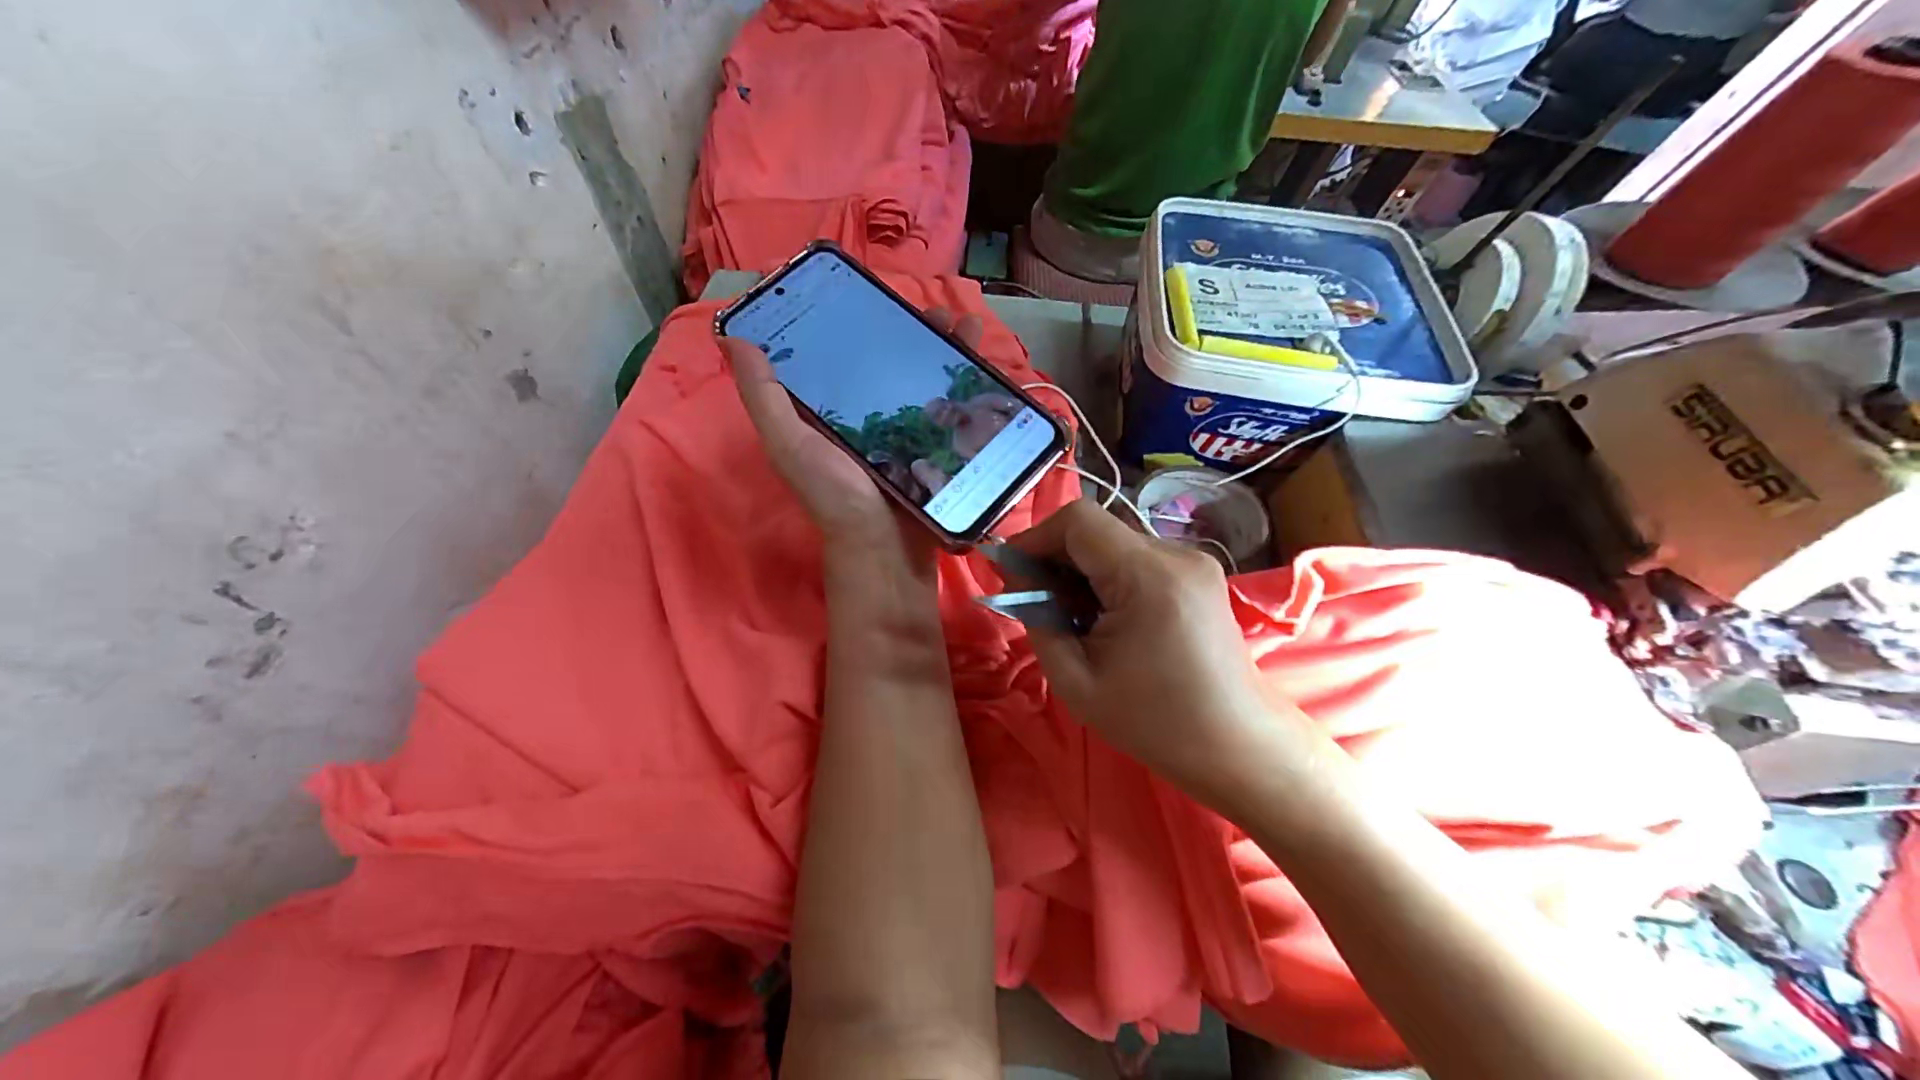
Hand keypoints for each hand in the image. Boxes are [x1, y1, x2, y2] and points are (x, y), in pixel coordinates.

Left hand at [721, 308, 984, 557]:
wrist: (887, 548)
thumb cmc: (835, 496)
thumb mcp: (790, 445)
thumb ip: (764, 397)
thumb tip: (733, 337)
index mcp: (830, 407)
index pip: (837, 352)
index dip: (845, 318)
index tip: (859, 287)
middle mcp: (868, 412)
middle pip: (888, 357)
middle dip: (907, 328)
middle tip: (921, 307)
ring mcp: (907, 426)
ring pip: (924, 372)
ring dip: (942, 343)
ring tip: (959, 321)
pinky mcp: (938, 442)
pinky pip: (954, 400)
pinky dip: (969, 374)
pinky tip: (980, 351)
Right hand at [1009, 500, 1328, 807]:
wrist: (1237, 746)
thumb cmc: (1155, 721)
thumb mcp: (1075, 679)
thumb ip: (1038, 617)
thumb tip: (1016, 577)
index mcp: (1148, 576)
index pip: (1078, 520)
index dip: (1036, 537)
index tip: (1011, 573)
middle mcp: (1177, 555)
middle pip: (1097, 530)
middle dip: (1057, 558)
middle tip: (1035, 602)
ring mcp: (1194, 562)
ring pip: (1116, 543)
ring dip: (1083, 569)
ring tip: (1073, 617)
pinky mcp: (1200, 575)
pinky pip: (1139, 558)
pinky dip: (1110, 577)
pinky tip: (1106, 618)